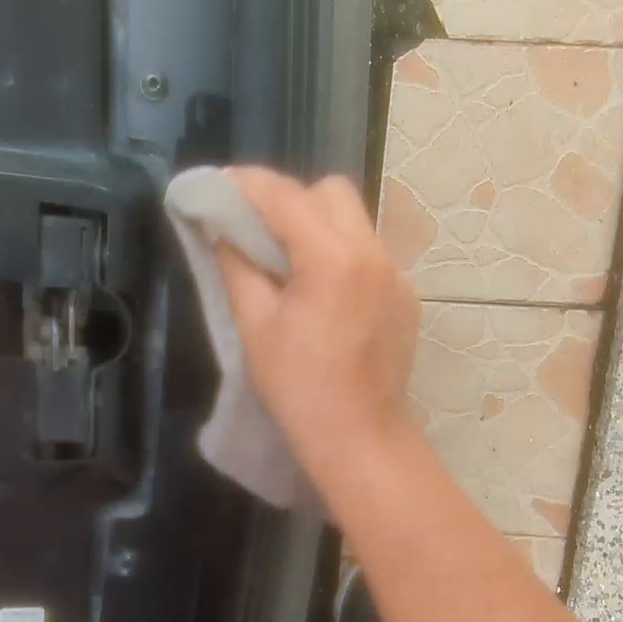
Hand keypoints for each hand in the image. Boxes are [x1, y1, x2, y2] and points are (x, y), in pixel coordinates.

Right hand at [215, 168, 419, 466]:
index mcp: (332, 259)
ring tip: (288, 261)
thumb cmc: (297, 388)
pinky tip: (322, 294)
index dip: (245, 185)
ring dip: (317, 225)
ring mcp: (396, 273)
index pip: (285, 197)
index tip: (216, 185)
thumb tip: (222, 229)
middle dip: (289, 199)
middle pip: (330, 192)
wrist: (358, 437)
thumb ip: (237, 266)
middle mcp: (373, 252)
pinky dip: (341, 255)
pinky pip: (370, 253)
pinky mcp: (406, 295)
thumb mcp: (254, 326)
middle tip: (256, 229)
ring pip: (355, 219)